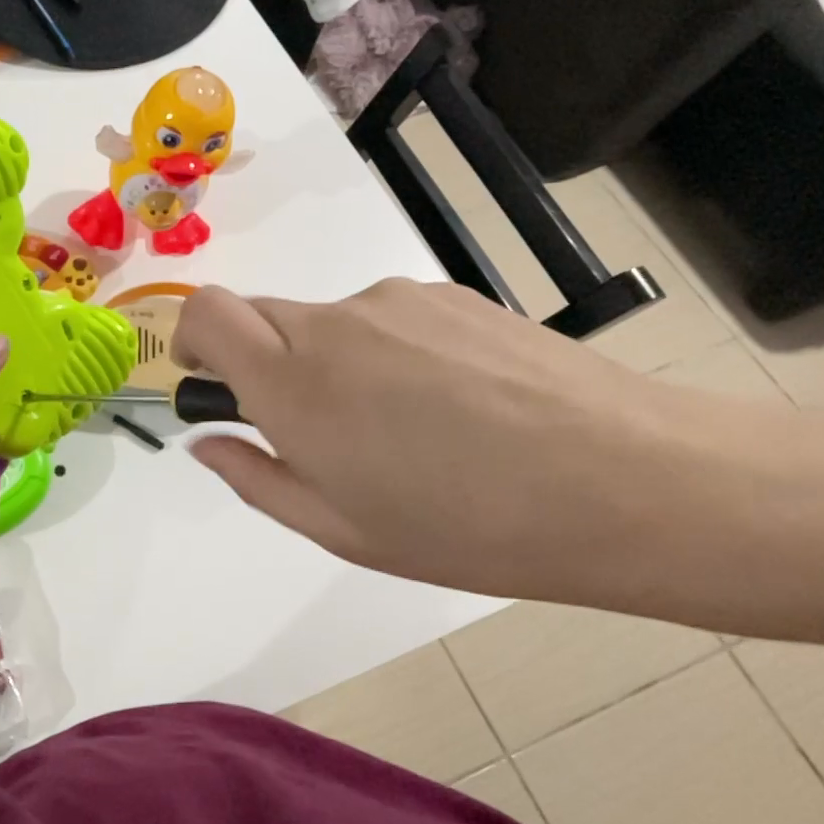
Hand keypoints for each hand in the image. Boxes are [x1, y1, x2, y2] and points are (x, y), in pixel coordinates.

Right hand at [172, 280, 714, 601]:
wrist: (631, 483)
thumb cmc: (467, 527)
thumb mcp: (340, 529)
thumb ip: (254, 477)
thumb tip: (206, 440)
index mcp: (292, 382)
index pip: (204, 311)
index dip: (192, 340)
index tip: (215, 384)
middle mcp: (333, 324)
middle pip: (261, 315)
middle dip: (264, 363)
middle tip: (319, 430)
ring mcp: (397, 301)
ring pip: (330, 322)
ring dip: (337, 364)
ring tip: (409, 429)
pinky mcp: (452, 294)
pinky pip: (390, 317)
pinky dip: (393, 353)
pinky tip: (457, 406)